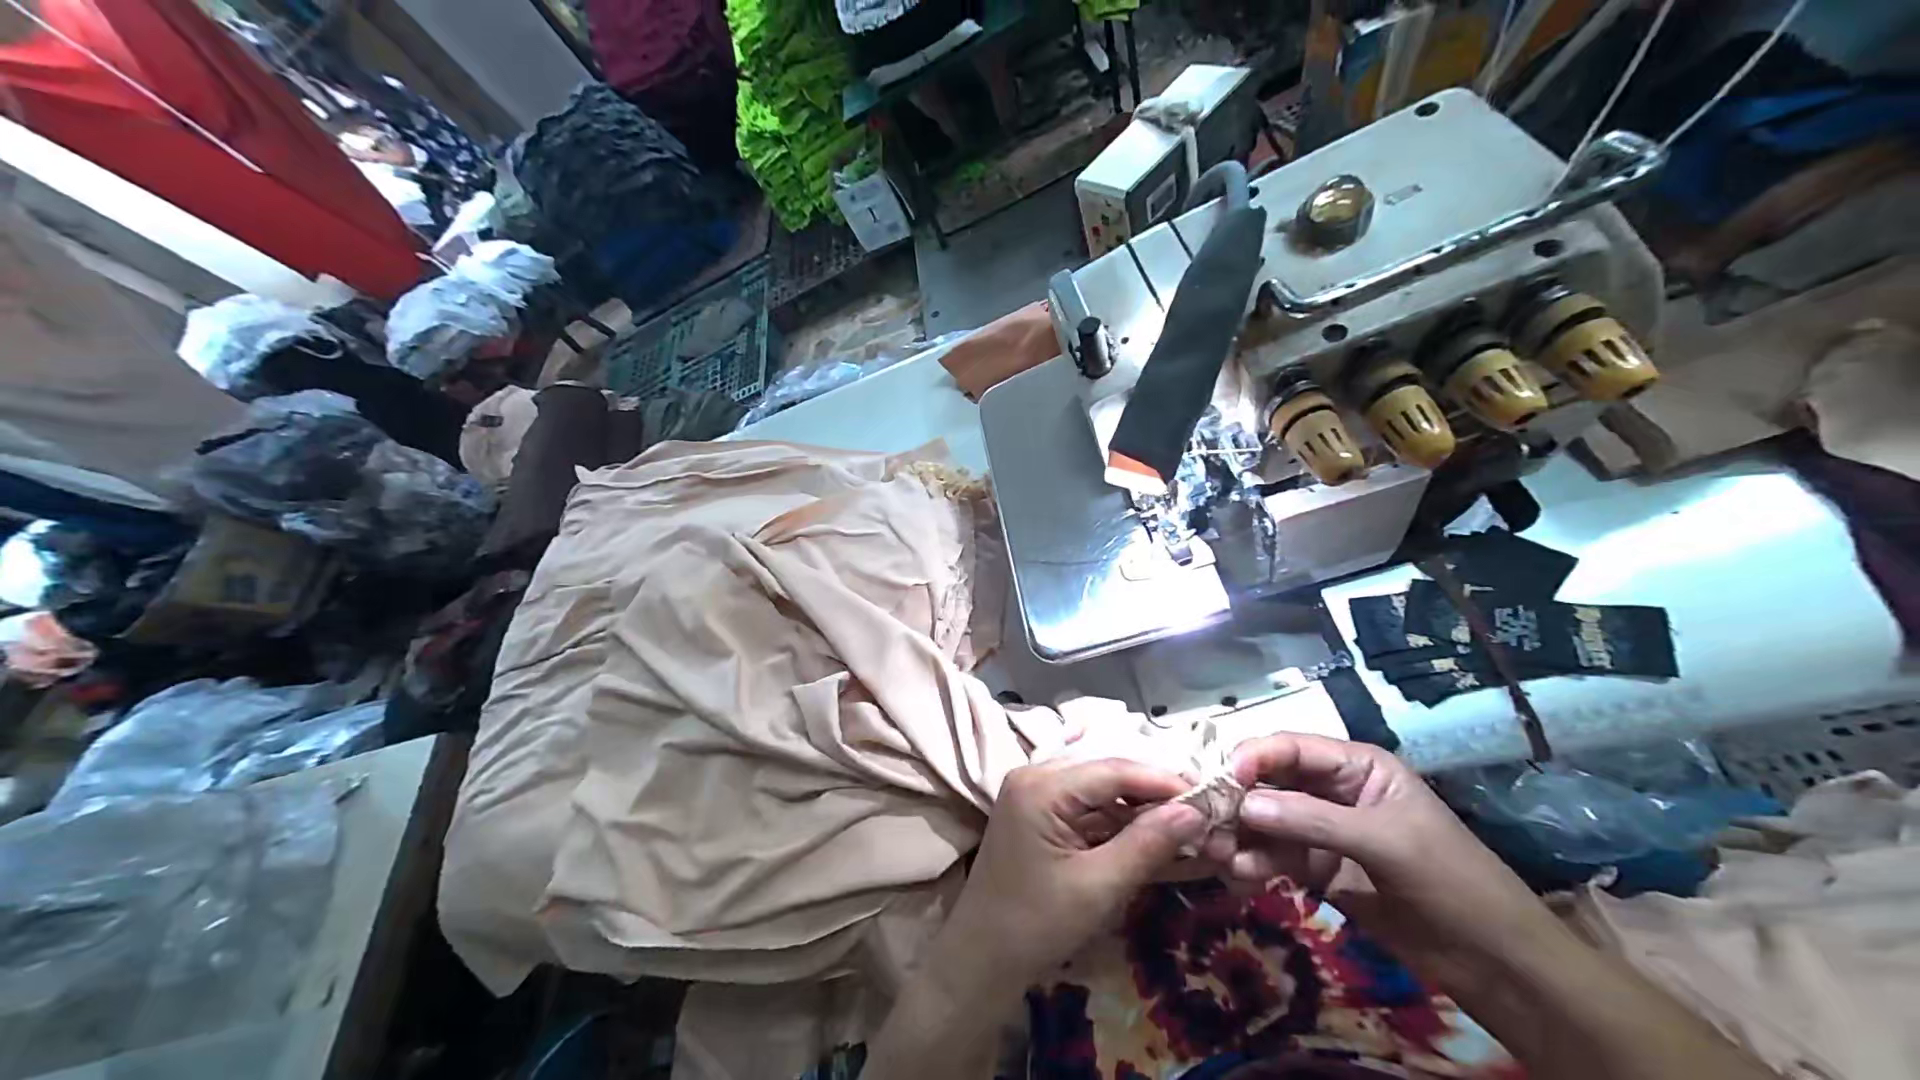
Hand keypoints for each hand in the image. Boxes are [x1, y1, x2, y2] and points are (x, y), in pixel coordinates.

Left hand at [943, 758, 1208, 983]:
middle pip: (1107, 773)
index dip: (1164, 780)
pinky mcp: (1040, 816)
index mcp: (1041, 786)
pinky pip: (1087, 809)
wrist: (981, 960)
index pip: (1114, 769)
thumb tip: (1196, 811)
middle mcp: (1035, 777)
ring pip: (1101, 791)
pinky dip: (1120, 823)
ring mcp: (1035, 795)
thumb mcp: (1099, 887)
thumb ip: (1147, 844)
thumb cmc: (1036, 924)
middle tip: (1205, 810)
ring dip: (1141, 808)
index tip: (1211, 795)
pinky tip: (1155, 836)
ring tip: (1188, 824)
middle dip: (1156, 793)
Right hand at [1221, 734, 1565, 985]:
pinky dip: (1252, 862)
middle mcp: (1331, 791)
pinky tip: (1239, 874)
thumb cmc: (1451, 880)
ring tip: (1217, 853)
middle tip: (1206, 820)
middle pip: (1269, 782)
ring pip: (1265, 820)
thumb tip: (1245, 803)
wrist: (1495, 962)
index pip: (1292, 748)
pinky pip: (1273, 856)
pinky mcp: (1316, 869)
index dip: (1255, 756)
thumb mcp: (1386, 842)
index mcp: (1356, 767)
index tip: (1223, 777)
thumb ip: (1313, 820)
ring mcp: (1321, 831)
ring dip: (1239, 833)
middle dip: (1237, 799)